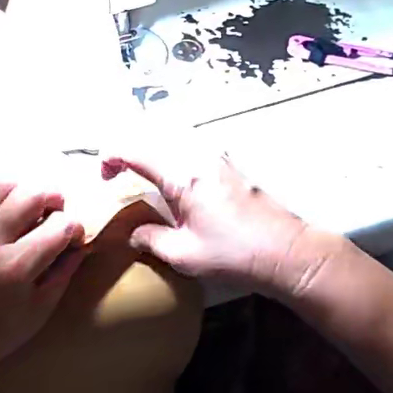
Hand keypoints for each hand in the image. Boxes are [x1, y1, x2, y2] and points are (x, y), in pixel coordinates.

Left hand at [0, 179, 88, 391]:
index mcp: (15, 268)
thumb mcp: (41, 309)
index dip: (75, 229)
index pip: (59, 226)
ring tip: (29, 207)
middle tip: (54, 216)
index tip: (73, 238)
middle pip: (31, 194)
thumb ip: (64, 270)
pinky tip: (3, 204)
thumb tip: (80, 241)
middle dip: (53, 200)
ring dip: (24, 190)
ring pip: (3, 183)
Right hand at [100, 149, 342, 301]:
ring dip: (152, 152)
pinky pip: (191, 148)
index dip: (111, 157)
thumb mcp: (184, 255)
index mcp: (181, 176)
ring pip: (172, 140)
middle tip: (117, 174)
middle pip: (152, 137)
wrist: (288, 252)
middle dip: (129, 151)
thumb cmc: (235, 254)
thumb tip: (132, 233)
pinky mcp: (230, 166)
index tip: (104, 176)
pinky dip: (173, 156)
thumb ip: (150, 238)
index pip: (134, 149)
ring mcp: (217, 158)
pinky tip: (174, 182)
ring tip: (142, 177)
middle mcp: (197, 157)